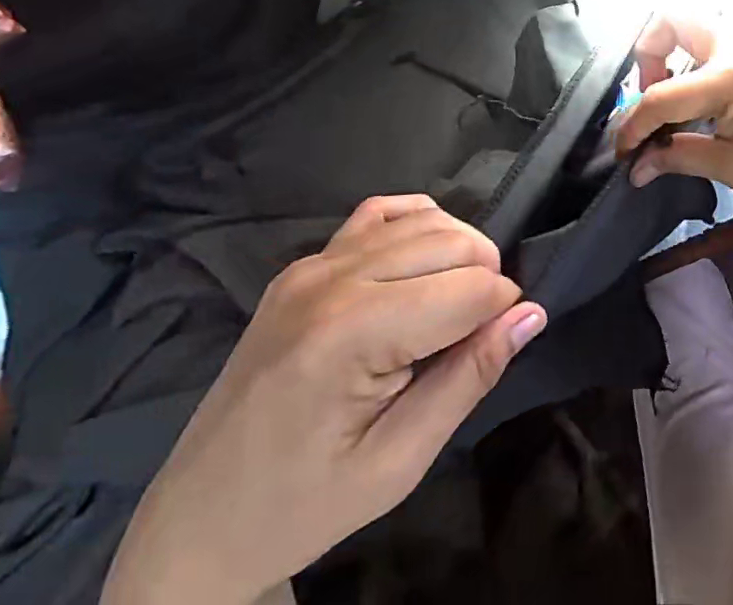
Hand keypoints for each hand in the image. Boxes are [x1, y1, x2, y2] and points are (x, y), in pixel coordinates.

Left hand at [102, 196, 545, 604]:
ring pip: (420, 220)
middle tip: (479, 336)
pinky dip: (416, 225)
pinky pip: (376, 216)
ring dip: (458, 252)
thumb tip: (531, 315)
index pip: (469, 287)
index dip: (504, 312)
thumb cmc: (303, 503)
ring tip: (456, 308)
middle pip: (450, 241)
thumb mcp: (399, 462)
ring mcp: (310, 264)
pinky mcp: (301, 266)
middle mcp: (331, 278)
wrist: (201, 516)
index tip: (500, 348)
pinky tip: (424, 263)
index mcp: (352, 332)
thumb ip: (468, 378)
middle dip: (486, 278)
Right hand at [615, 6, 732, 218]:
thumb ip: (676, 158)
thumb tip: (637, 166)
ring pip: (713, 2)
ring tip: (678, 70)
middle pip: (672, 20)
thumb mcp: (730, 168)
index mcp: (728, 79)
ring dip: (685, 29)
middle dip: (648, 55)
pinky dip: (726, 24)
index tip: (623, 153)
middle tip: (653, 96)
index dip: (633, 127)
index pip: (660, 98)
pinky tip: (718, 55)